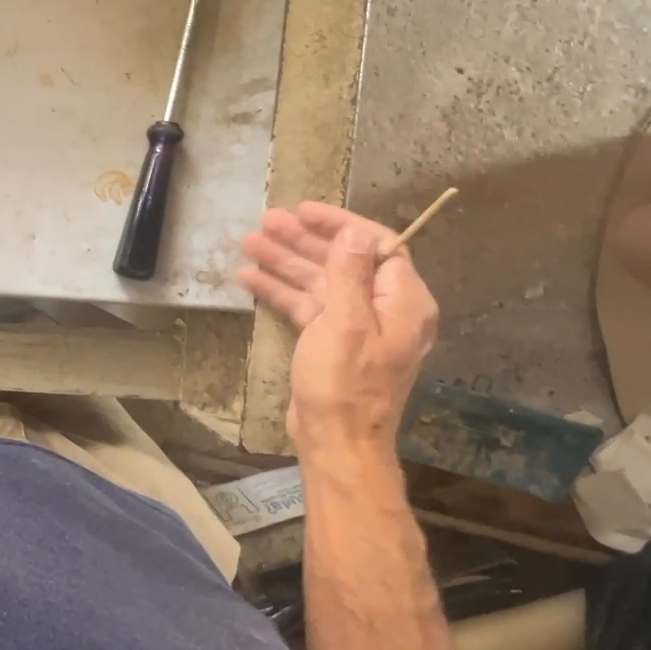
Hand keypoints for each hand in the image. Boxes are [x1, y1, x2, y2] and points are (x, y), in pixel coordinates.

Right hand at [238, 203, 437, 457]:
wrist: (335, 439)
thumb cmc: (345, 383)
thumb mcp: (346, 324)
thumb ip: (349, 275)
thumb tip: (353, 234)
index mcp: (402, 302)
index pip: (377, 246)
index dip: (340, 225)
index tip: (303, 211)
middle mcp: (383, 309)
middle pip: (343, 262)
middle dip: (304, 240)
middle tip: (266, 221)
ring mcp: (354, 326)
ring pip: (319, 282)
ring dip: (285, 262)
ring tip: (249, 242)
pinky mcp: (329, 342)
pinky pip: (305, 306)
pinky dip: (279, 291)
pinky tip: (249, 278)